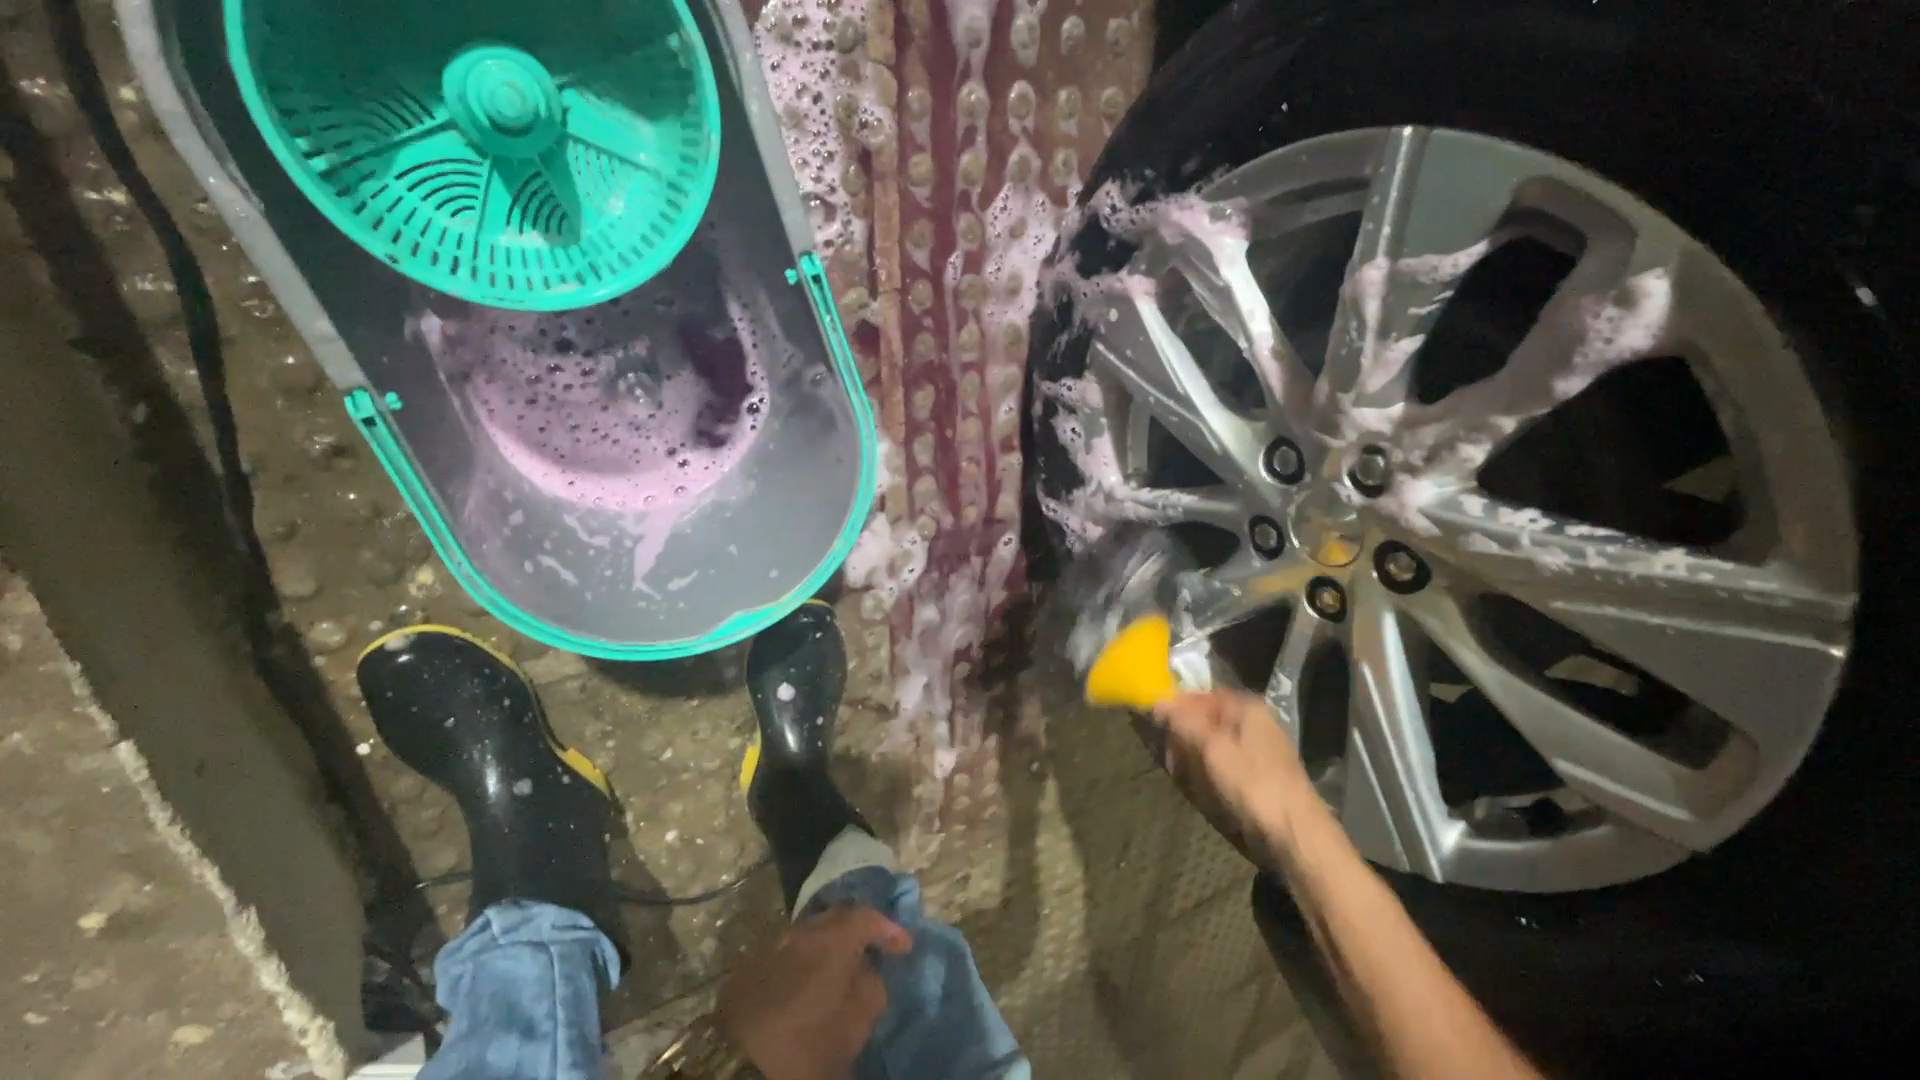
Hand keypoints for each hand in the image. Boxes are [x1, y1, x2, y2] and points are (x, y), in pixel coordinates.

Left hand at [718, 904, 912, 1079]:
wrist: (736, 1068)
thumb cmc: (806, 1048)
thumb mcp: (855, 1026)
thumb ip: (870, 988)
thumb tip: (867, 969)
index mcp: (830, 940)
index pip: (866, 917)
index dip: (888, 929)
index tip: (904, 948)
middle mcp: (798, 931)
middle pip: (834, 917)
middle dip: (856, 930)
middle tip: (871, 950)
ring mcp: (768, 946)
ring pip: (805, 933)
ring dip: (826, 944)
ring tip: (838, 967)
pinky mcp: (745, 967)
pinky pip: (783, 952)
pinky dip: (801, 959)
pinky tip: (805, 981)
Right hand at [1152, 689, 1316, 843]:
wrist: (1294, 832)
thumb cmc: (1253, 784)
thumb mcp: (1212, 748)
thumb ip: (1183, 721)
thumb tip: (1156, 698)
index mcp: (1248, 708)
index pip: (1202, 695)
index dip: (1177, 705)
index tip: (1153, 721)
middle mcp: (1255, 722)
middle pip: (1208, 718)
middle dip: (1183, 733)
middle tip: (1165, 753)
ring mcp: (1259, 749)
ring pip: (1214, 742)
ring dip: (1193, 754)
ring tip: (1178, 771)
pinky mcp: (1259, 774)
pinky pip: (1224, 762)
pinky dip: (1208, 769)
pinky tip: (1198, 784)